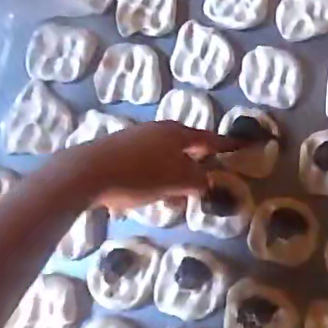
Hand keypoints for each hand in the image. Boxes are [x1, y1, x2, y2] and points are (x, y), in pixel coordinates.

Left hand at [47, 121, 240, 213]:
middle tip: (201, 181)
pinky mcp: (114, 150)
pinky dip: (150, 178)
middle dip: (194, 165)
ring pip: (162, 157)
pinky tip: (141, 196)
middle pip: (184, 147)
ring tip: (169, 197)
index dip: (226, 146)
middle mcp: (157, 129)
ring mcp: (134, 138)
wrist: (87, 172)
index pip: (210, 139)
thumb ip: (198, 181)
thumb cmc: (140, 175)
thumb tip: (203, 181)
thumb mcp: (179, 181)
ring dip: (170, 175)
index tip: (240, 146)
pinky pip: (142, 165)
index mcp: (177, 132)